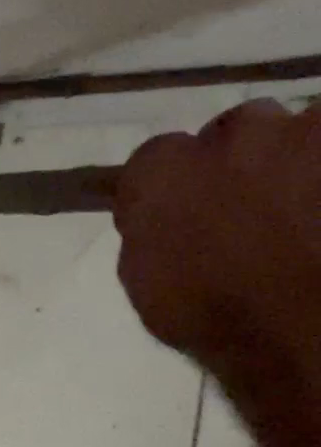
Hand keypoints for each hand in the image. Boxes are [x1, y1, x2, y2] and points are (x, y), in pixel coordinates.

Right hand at [115, 99, 320, 366]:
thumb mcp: (144, 276)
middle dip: (238, 157)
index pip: (155, 155)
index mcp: (163, 172)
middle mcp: (236, 134)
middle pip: (236, 127)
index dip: (167, 182)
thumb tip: (165, 214)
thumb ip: (152, 228)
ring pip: (304, 128)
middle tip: (248, 199)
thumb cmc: (207, 311)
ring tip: (305, 201)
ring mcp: (315, 131)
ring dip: (300, 156)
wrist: (306, 320)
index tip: (175, 207)